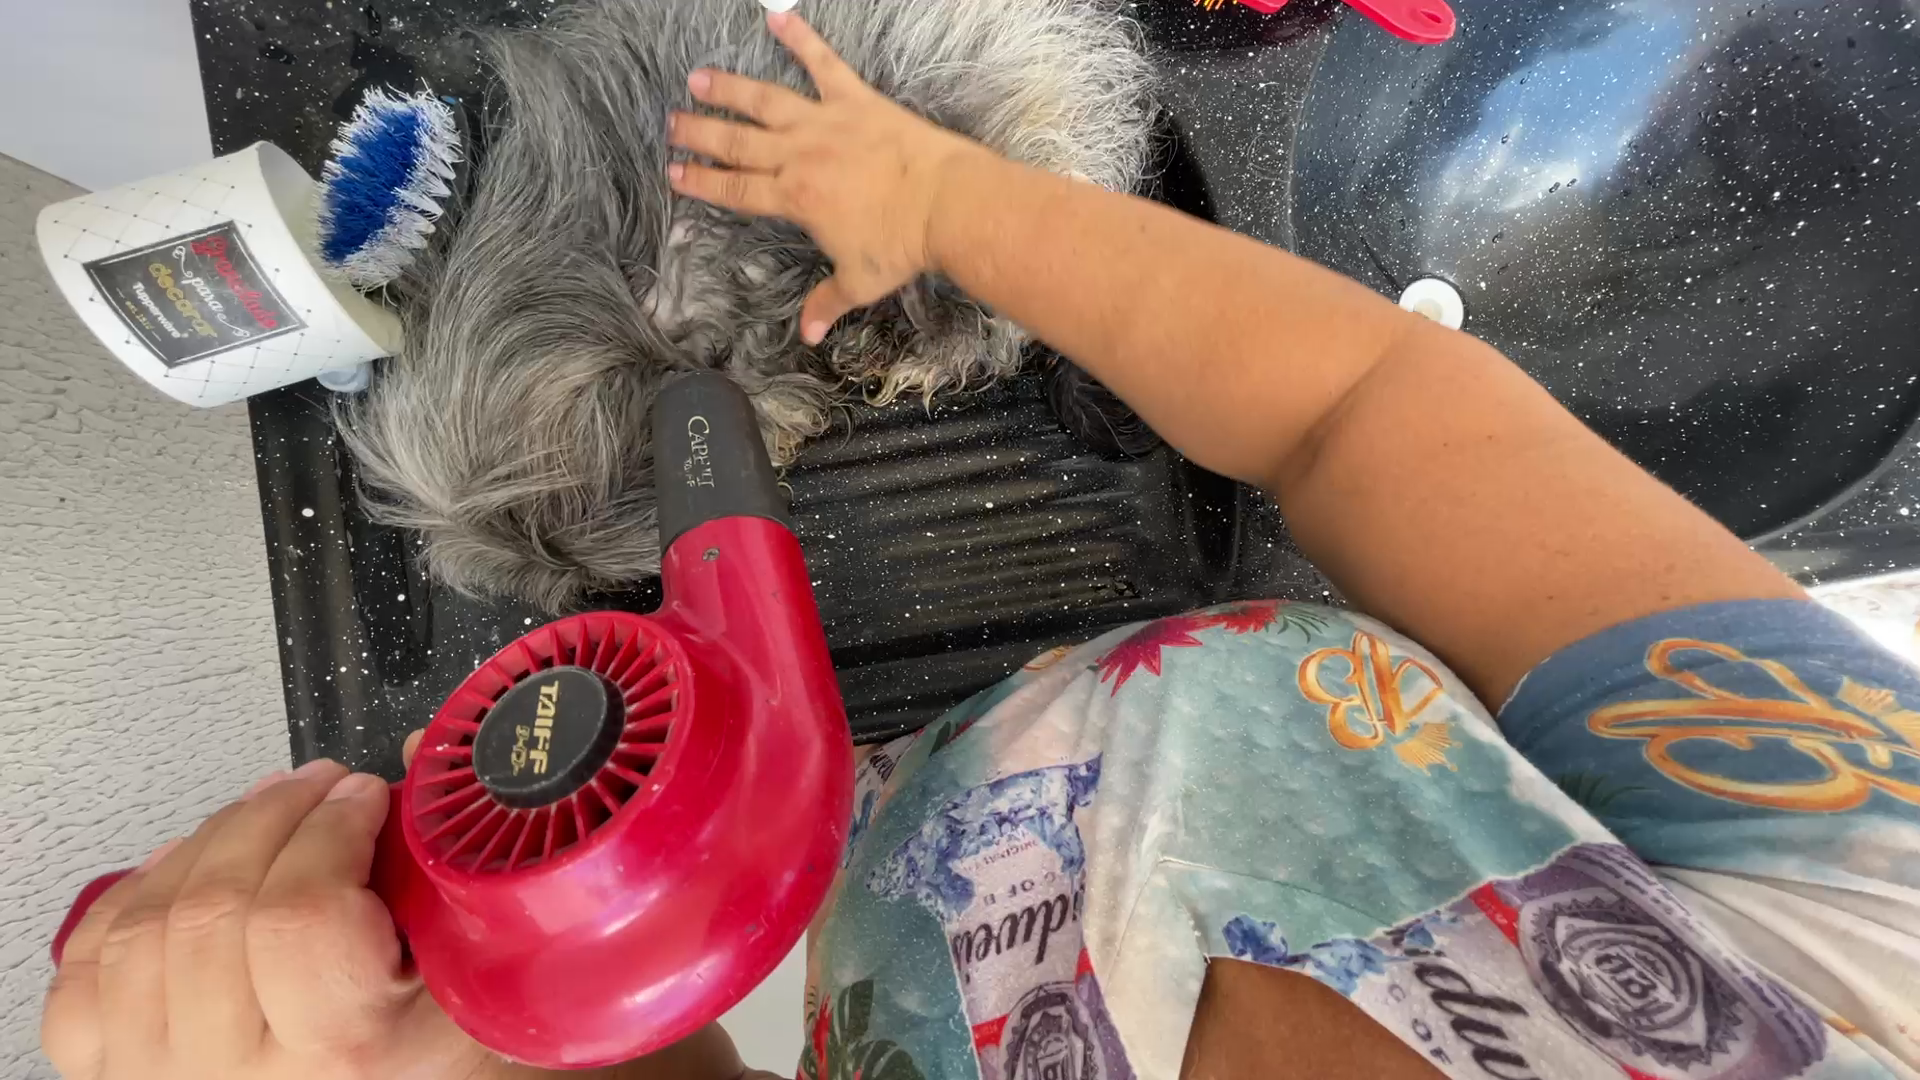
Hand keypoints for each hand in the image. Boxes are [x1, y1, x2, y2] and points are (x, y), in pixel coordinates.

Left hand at [41, 755, 498, 1079]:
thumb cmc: (442, 1028)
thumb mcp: (476, 954)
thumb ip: (449, 860)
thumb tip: (412, 758)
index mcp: (341, 1041)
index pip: (299, 915)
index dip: (329, 831)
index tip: (367, 792)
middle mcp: (234, 1073)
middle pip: (212, 912)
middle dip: (271, 816)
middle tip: (322, 782)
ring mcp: (158, 1077)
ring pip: (140, 931)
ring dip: (209, 840)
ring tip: (269, 805)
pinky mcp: (115, 1075)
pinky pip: (87, 973)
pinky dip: (135, 897)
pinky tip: (191, 860)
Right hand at [666, 11, 993, 343]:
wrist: (944, 205)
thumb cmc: (902, 245)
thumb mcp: (859, 282)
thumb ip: (827, 305)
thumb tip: (809, 336)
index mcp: (796, 199)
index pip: (738, 190)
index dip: (705, 183)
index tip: (676, 174)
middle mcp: (801, 155)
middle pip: (739, 142)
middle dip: (702, 133)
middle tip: (673, 125)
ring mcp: (826, 122)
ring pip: (765, 99)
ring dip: (730, 88)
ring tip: (700, 79)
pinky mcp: (856, 99)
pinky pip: (822, 61)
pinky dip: (799, 37)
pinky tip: (776, 15)